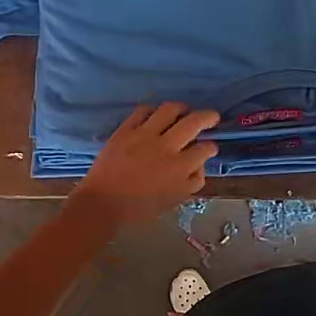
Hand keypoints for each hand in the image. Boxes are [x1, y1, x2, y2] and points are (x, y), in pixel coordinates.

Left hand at [69, 102, 219, 226]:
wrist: (103, 202)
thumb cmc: (139, 207)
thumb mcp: (174, 200)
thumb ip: (192, 181)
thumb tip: (200, 164)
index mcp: (179, 167)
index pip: (205, 148)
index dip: (211, 147)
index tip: (209, 148)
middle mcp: (166, 146)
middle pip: (194, 122)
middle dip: (208, 117)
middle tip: (212, 117)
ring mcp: (144, 134)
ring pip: (170, 109)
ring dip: (182, 108)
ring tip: (184, 111)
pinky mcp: (126, 129)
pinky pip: (143, 110)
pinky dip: (153, 110)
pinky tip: (156, 116)